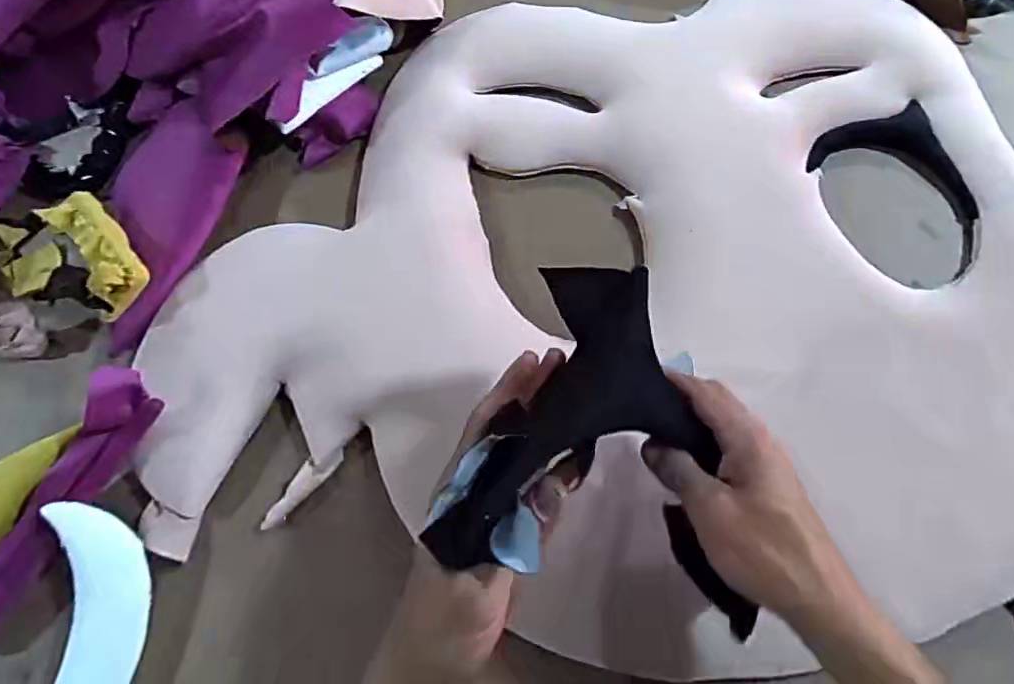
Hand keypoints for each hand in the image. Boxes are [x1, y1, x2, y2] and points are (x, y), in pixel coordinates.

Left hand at [368, 350, 573, 682]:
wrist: (434, 660)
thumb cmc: (444, 619)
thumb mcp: (475, 580)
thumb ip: (510, 536)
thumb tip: (548, 489)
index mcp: (459, 490)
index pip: (485, 429)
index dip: (508, 392)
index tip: (533, 361)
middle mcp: (478, 487)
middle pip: (507, 429)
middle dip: (531, 392)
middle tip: (561, 359)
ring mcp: (498, 504)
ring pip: (526, 450)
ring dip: (548, 420)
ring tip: (575, 390)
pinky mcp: (515, 525)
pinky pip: (540, 485)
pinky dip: (559, 461)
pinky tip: (579, 447)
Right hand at [640, 372, 852, 622]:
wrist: (815, 592)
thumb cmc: (761, 548)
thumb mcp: (710, 511)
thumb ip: (679, 471)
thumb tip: (654, 443)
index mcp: (748, 436)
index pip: (708, 393)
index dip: (679, 382)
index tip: (648, 376)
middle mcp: (762, 438)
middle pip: (721, 403)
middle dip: (687, 396)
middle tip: (649, 405)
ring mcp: (769, 459)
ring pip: (728, 425)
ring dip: (698, 420)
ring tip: (663, 432)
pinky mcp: (770, 481)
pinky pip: (734, 445)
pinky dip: (710, 442)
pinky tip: (692, 463)